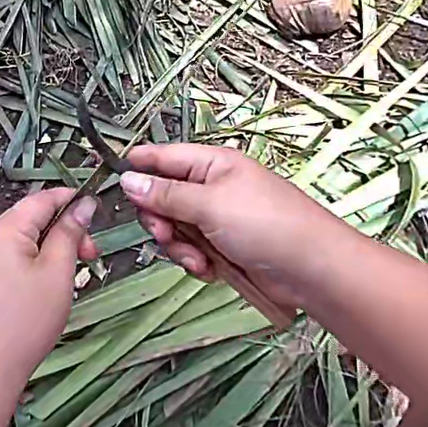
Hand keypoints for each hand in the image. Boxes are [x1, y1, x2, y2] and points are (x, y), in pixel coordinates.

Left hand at [0, 188, 97, 396]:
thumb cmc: (22, 323)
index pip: (42, 198)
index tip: (96, 213)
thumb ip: (70, 233)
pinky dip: (26, 272)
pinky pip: (2, 267)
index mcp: (2, 229)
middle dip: (62, 233)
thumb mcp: (57, 274)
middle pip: (28, 222)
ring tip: (65, 283)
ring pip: (17, 247)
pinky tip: (38, 299)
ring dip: (46, 255)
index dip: (72, 200)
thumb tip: (81, 204)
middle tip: (89, 258)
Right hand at [120, 144, 357, 313]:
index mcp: (212, 163)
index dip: (138, 168)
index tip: (115, 183)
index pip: (163, 157)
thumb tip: (128, 179)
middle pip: (163, 198)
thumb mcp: (210, 204)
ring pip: (175, 228)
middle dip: (159, 219)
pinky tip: (211, 269)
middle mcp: (213, 187)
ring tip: (198, 258)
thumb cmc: (268, 224)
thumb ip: (165, 194)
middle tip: (165, 233)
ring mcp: (219, 218)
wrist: (312, 268)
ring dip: (179, 246)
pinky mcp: (225, 246)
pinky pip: (193, 250)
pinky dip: (196, 261)